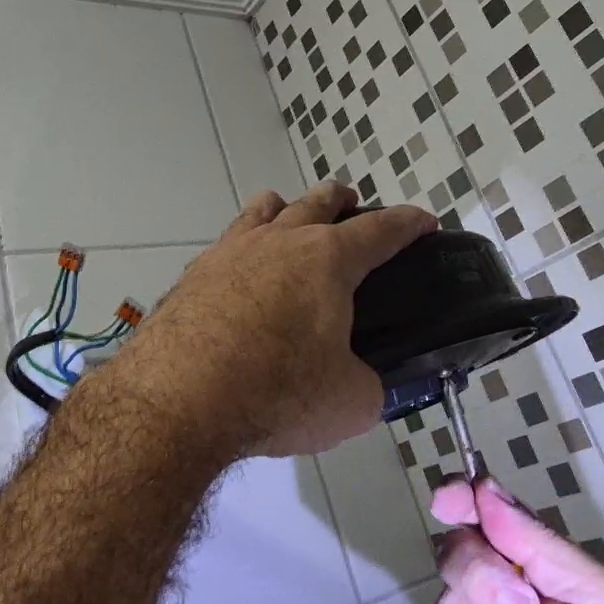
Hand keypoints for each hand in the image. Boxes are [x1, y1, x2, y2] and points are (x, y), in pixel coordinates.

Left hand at [109, 182, 434, 457]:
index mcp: (327, 259)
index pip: (381, 230)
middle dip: (344, 201)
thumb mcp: (350, 402)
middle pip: (319, 201)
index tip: (425, 222)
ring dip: (289, 210)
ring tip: (294, 226)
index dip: (409, 224)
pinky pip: (230, 243)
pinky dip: (247, 248)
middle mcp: (279, 240)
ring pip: (266, 208)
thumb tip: (360, 381)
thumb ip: (367, 384)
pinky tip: (244, 276)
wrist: (178, 400)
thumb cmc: (277, 394)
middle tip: (355, 212)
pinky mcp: (194, 274)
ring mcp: (231, 251)